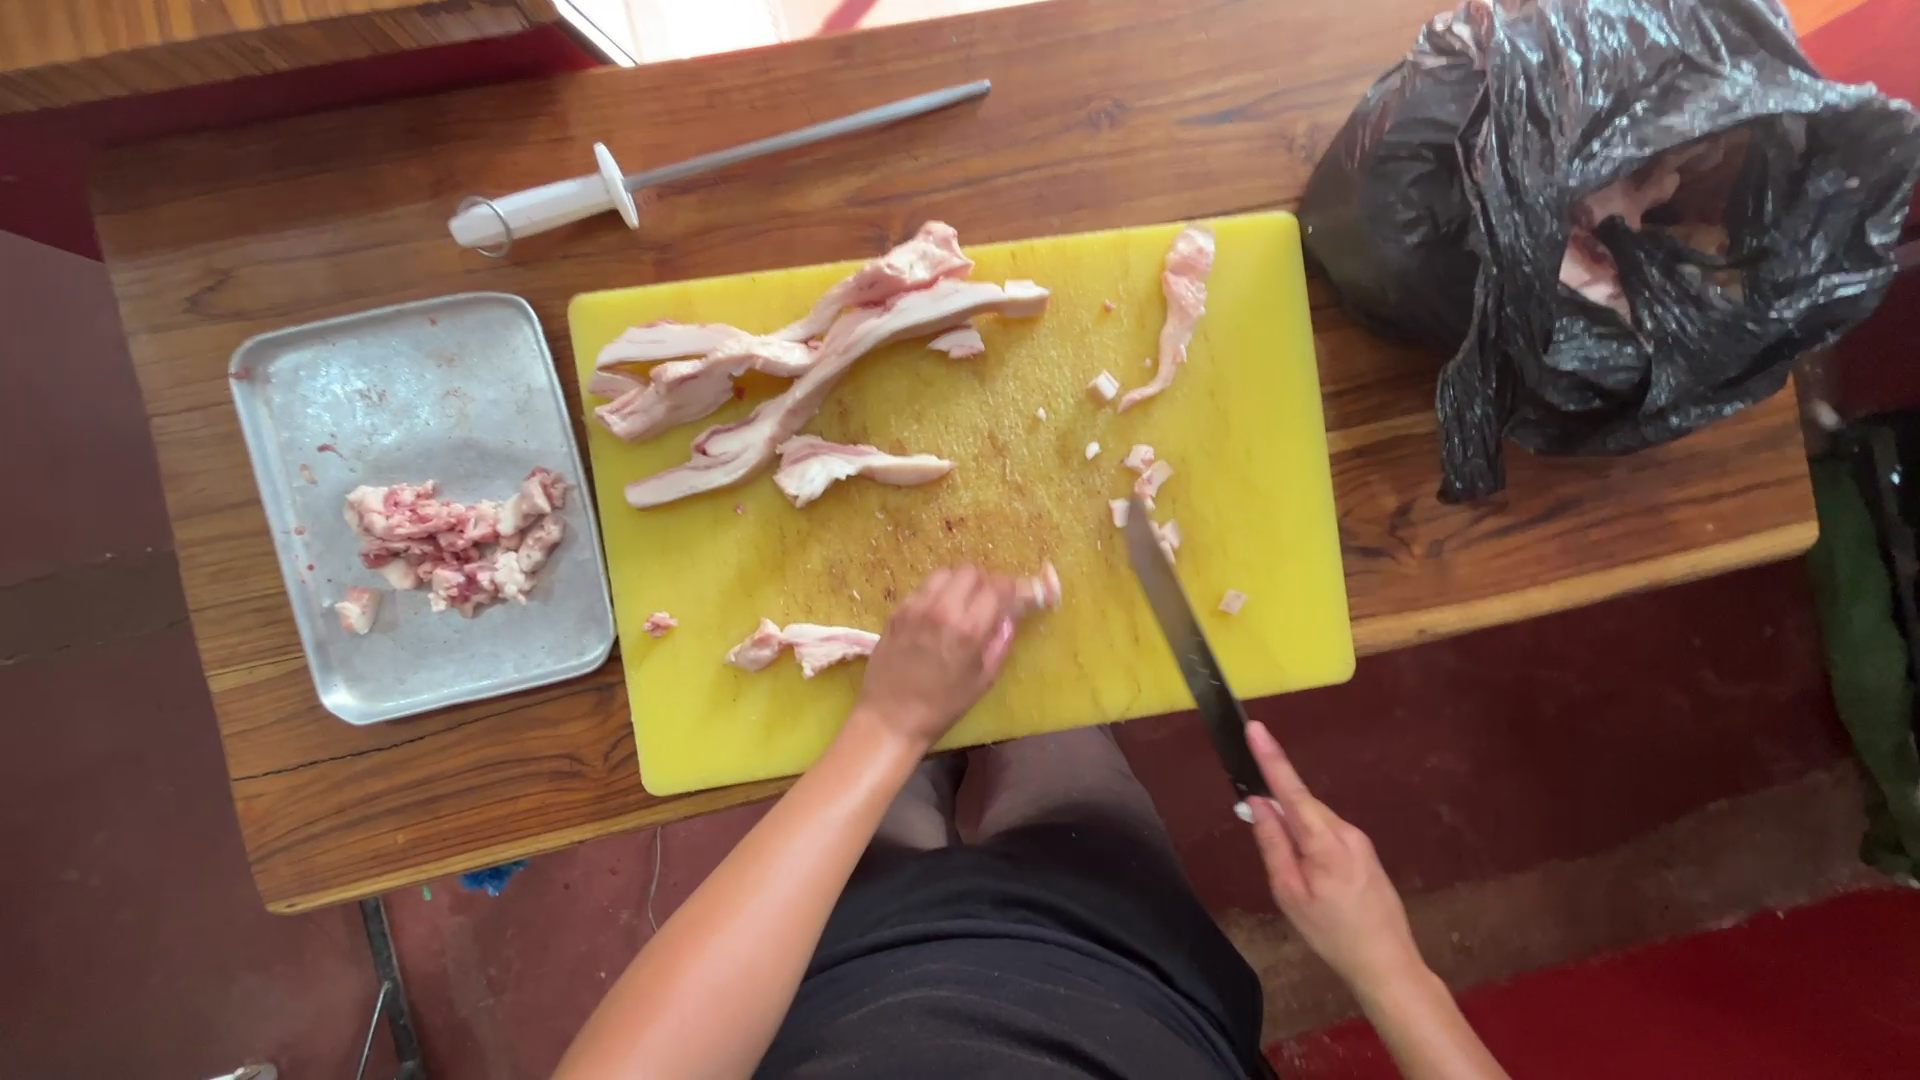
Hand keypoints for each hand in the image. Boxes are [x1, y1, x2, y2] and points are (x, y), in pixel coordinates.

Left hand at [854, 565, 1019, 750]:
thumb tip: (1008, 618)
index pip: (998, 586)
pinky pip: (922, 589)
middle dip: (983, 582)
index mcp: (968, 629)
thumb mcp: (983, 680)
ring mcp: (915, 607)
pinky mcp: (896, 611)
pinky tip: (935, 617)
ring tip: (959, 605)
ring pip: (944, 573)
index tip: (1013, 596)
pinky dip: (934, 595)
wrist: (891, 718)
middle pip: (970, 570)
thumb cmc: (942, 707)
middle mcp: (942, 609)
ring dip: (957, 584)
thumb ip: (1000, 643)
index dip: (1010, 588)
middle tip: (985, 601)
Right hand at [1244, 720, 1424, 993]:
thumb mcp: (1289, 893)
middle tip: (1261, 834)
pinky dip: (1309, 838)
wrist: (1387, 964)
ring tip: (1296, 874)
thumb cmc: (1330, 933)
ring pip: (1313, 817)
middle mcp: (1346, 832)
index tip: (1255, 728)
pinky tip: (1311, 874)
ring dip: (1294, 828)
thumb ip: (1272, 843)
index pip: (1291, 790)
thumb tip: (1258, 802)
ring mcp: (1359, 840)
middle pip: (1301, 803)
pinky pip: (1326, 830)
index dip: (1271, 758)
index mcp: (1325, 843)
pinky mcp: (1364, 850)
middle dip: (1277, 807)